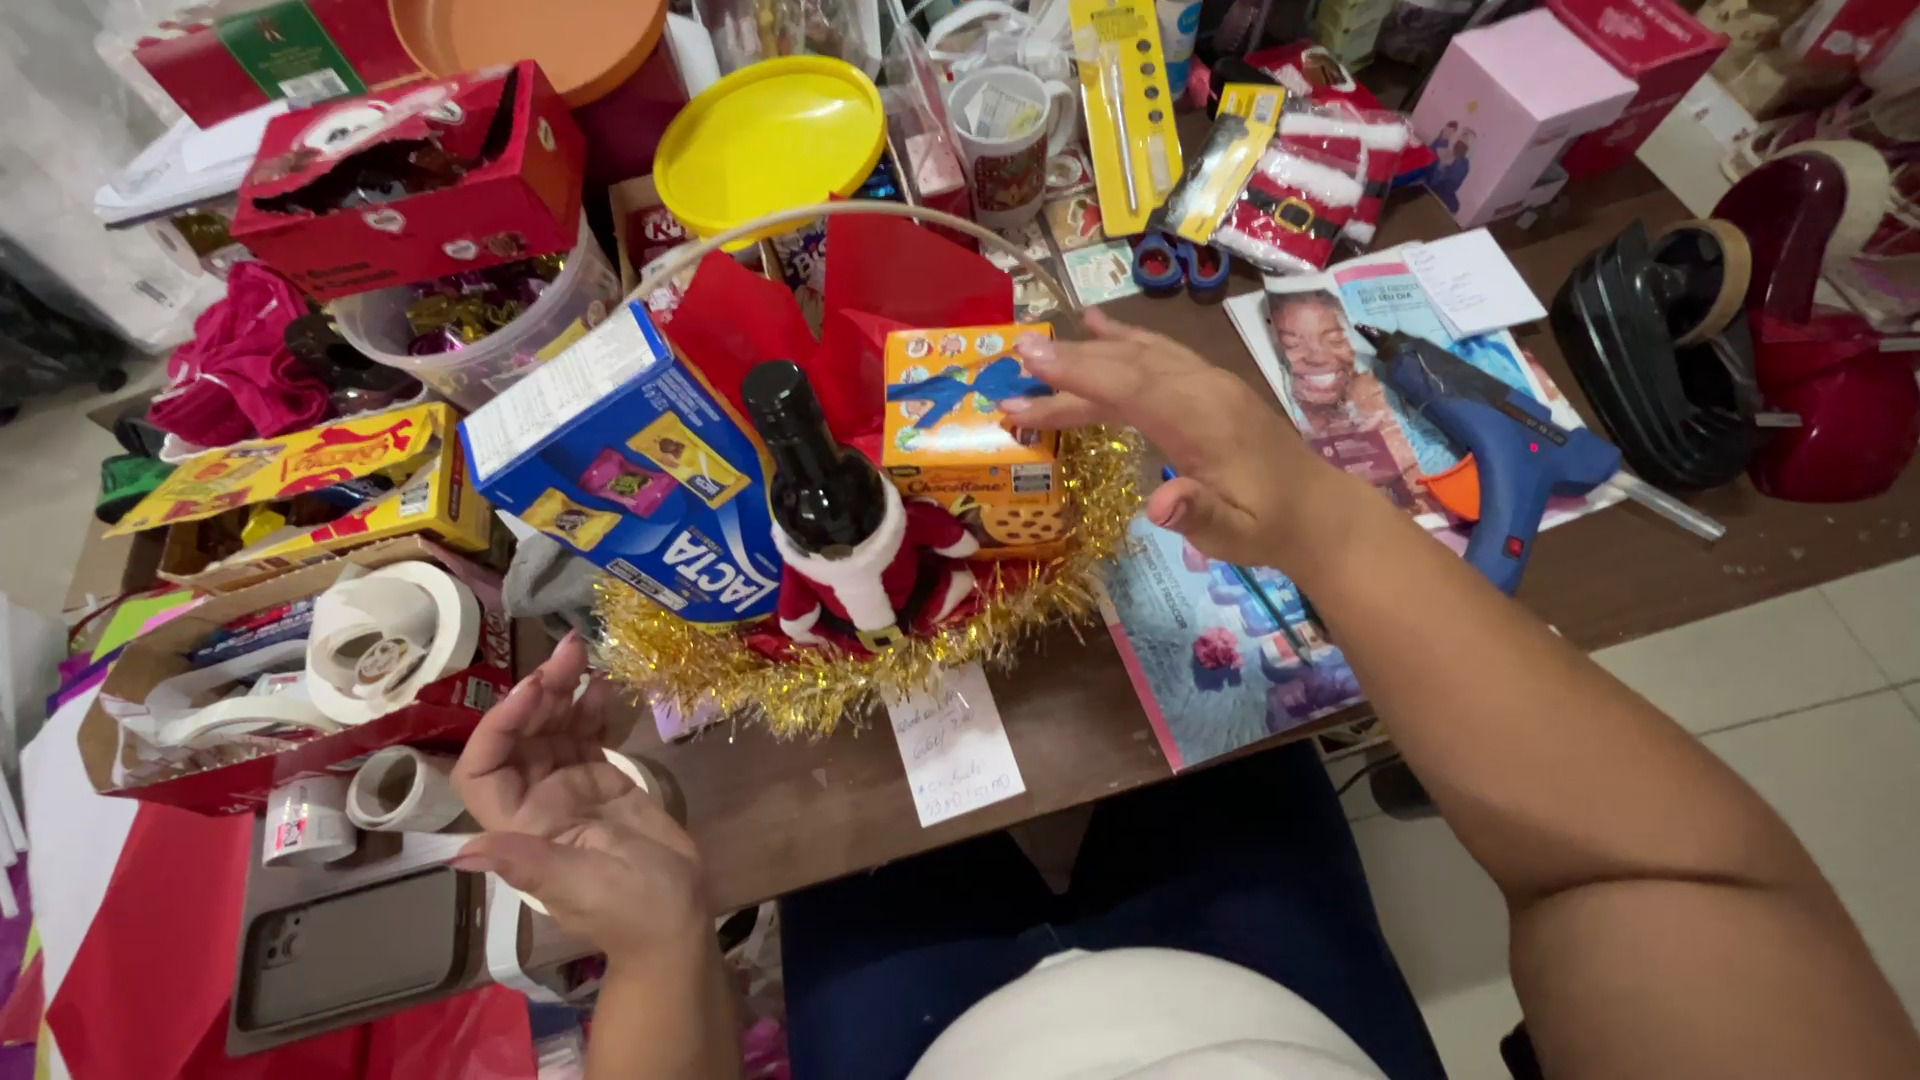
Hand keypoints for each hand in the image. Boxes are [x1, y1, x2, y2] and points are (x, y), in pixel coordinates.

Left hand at [450, 633, 706, 963]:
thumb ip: (529, 863)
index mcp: (521, 826)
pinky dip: (592, 708)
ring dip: (564, 691)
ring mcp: (570, 788)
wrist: (677, 913)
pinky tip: (602, 685)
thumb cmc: (630, 906)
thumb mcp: (580, 886)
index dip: (500, 725)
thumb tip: (463, 853)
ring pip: (554, 728)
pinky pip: (587, 735)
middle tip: (572, 651)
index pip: (484, 769)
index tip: (536, 688)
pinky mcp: (602, 780)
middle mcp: (537, 801)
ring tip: (585, 655)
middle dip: (539, 691)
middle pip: (522, 736)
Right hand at [1001, 307, 1362, 568]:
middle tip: (1017, 354)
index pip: (1133, 387)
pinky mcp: (1207, 385)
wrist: (1320, 510)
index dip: (1080, 373)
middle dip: (1070, 360)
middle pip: (1128, 365)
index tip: (1031, 360)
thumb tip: (1159, 504)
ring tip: (1039, 346)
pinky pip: (1159, 354)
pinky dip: (1123, 339)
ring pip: (1139, 356)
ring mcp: (1208, 381)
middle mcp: (1205, 389)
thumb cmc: (1269, 527)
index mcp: (1206, 421)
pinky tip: (1098, 326)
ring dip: (1087, 351)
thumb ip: (1200, 516)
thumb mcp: (1237, 536)